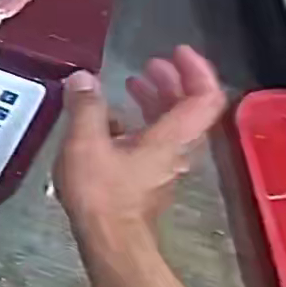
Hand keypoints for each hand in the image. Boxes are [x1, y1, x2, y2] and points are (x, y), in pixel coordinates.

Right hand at [53, 45, 225, 252]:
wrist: (108, 234)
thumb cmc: (100, 190)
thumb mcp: (85, 144)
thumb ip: (85, 108)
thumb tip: (83, 77)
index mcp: (170, 138)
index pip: (201, 98)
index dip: (195, 71)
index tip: (176, 52)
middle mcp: (176, 148)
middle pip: (189, 109)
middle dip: (173, 81)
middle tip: (152, 63)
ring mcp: (162, 162)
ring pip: (172, 123)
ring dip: (157, 99)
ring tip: (133, 83)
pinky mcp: (146, 172)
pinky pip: (153, 136)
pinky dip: (140, 118)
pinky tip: (112, 117)